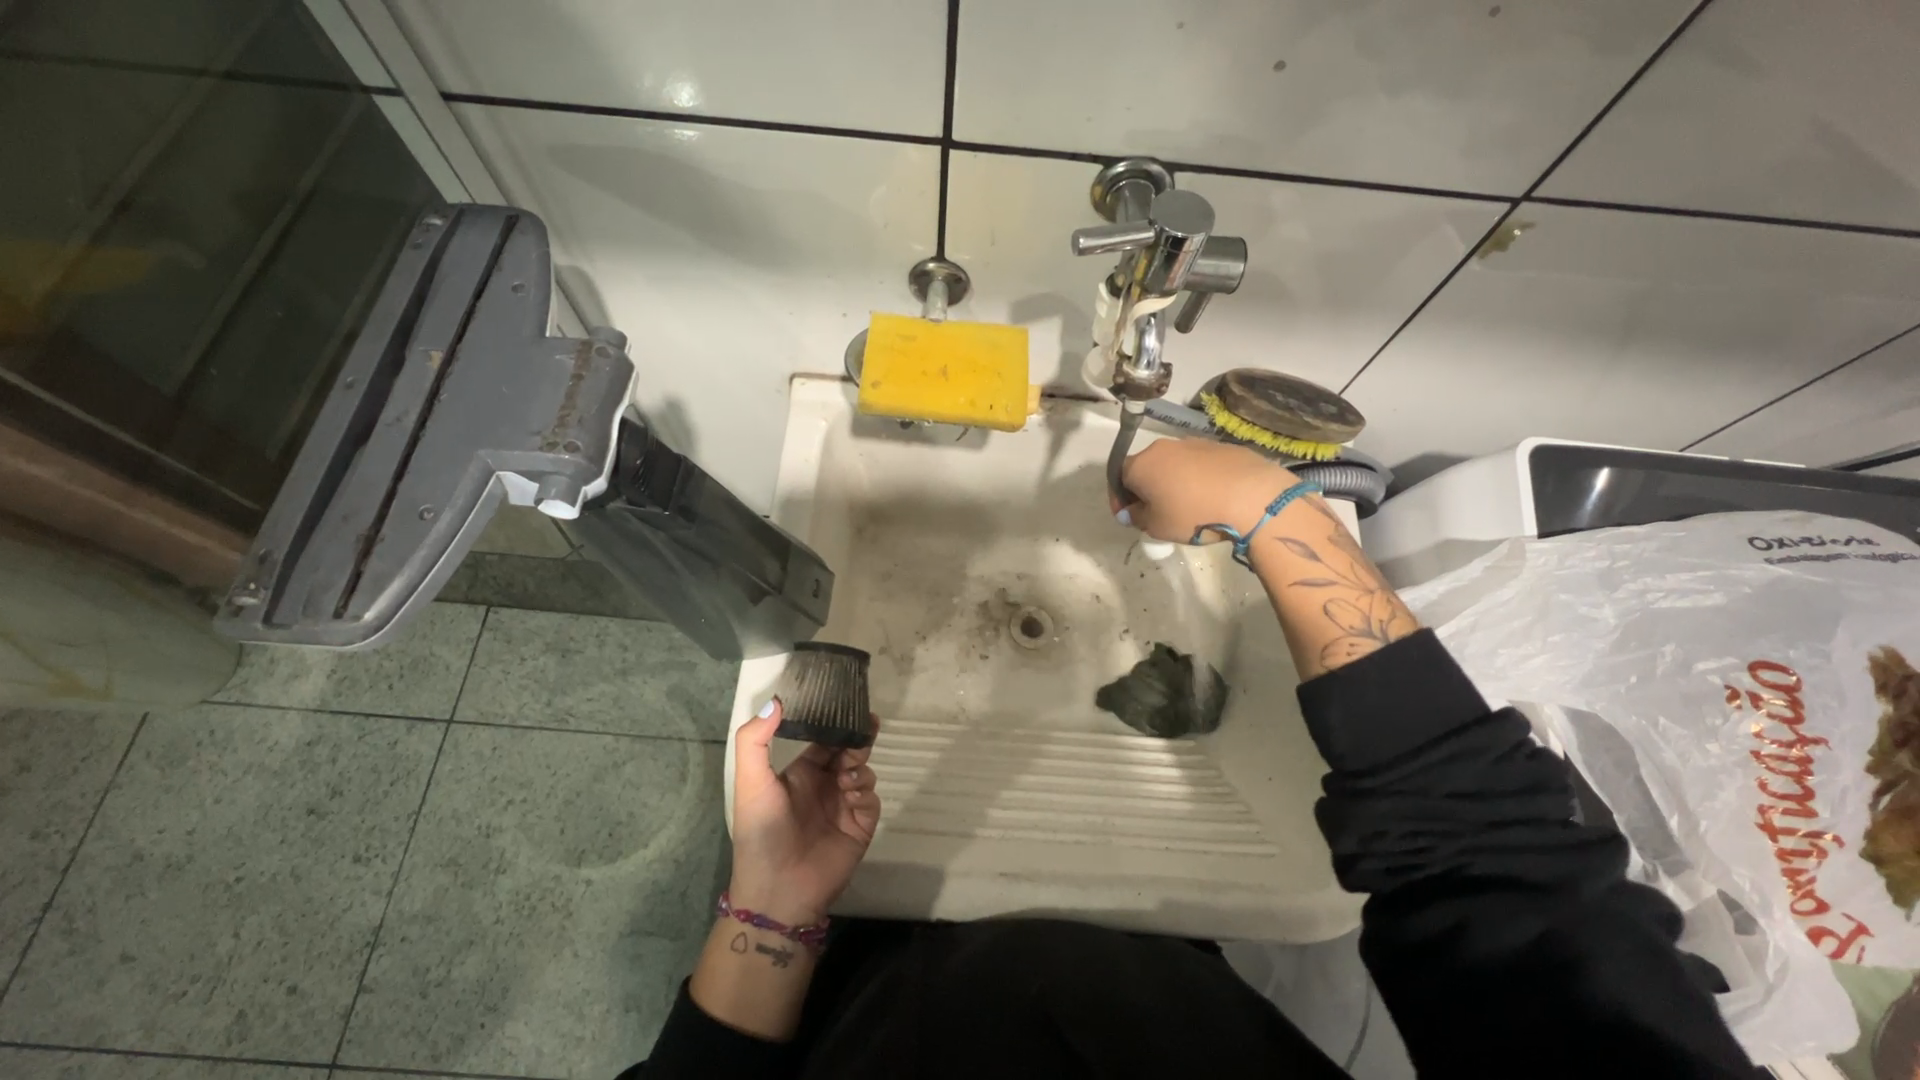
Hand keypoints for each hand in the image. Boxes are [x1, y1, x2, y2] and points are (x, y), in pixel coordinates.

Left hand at [728, 699, 880, 926]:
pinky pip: (871, 800)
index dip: (837, 725)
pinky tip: (851, 799)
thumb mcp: (750, 783)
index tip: (851, 706)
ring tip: (847, 778)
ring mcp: (843, 806)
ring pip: (863, 772)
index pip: (824, 740)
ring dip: (859, 768)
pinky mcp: (860, 827)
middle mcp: (823, 786)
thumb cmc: (761, 832)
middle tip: (866, 729)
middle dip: (857, 740)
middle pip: (849, 752)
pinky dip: (865, 794)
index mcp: (800, 773)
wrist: (778, 890)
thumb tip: (777, 701)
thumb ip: (755, 741)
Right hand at [1113, 437, 1300, 544]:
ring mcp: (1193, 444)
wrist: (1251, 496)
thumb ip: (1136, 517)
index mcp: (1141, 464)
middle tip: (1155, 513)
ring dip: (1171, 483)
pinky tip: (1209, 497)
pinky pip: (1198, 464)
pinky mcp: (1220, 447)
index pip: (1117, 476)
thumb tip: (1130, 511)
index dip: (1119, 498)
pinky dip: (1196, 479)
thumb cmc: (1193, 514)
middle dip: (1145, 489)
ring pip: (1172, 464)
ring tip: (1186, 506)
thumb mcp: (1157, 527)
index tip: (1128, 516)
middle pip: (1145, 467)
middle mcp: (1163, 447)